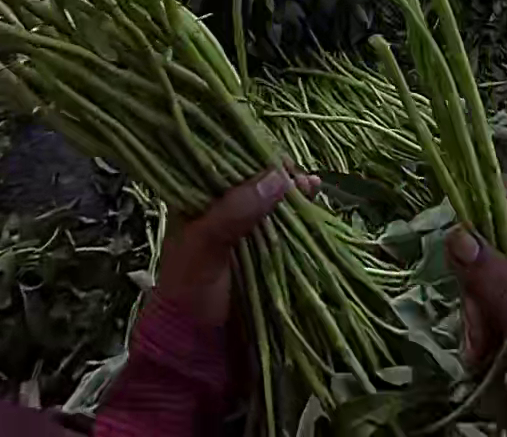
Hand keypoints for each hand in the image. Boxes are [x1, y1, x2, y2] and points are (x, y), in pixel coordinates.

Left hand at [154, 168, 318, 325]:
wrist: (196, 351)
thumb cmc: (191, 292)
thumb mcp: (206, 246)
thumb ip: (236, 210)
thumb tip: (279, 177)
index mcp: (196, 198)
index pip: (227, 161)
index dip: (255, 156)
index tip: (279, 161)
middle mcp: (220, 205)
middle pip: (255, 175)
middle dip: (279, 172)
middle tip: (299, 179)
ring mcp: (243, 225)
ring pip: (272, 194)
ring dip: (292, 188)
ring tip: (311, 186)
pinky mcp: (262, 244)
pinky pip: (284, 218)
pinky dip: (299, 207)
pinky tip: (315, 194)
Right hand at [446, 180, 506, 436]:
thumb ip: (502, 286)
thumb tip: (456, 233)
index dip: (474, 209)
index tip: (454, 259)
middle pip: (500, 237)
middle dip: (477, 279)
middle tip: (477, 341)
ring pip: (505, 270)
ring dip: (486, 308)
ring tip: (484, 360)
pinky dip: (503, 325)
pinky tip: (499, 359)